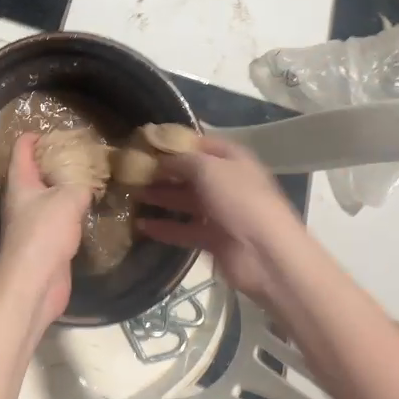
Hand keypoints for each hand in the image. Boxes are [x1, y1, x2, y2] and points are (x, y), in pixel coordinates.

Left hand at [0, 133, 90, 332]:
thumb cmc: (43, 235)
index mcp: (19, 182)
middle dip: (57, 159)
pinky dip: (71, 209)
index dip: (37, 135)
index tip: (61, 132)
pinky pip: (57, 216)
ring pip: (48, 194)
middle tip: (84, 154)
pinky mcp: (44, 241)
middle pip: (36, 169)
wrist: (32, 286)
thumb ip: (80, 185)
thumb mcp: (66, 201)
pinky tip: (88, 208)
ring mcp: (31, 221)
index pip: (22, 147)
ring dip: (66, 185)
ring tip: (90, 177)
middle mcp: (22, 198)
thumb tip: (89, 181)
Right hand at [136, 136, 301, 304]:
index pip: (199, 144)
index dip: (174, 143)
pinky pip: (184, 230)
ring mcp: (220, 213)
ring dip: (159, 197)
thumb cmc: (239, 200)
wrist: (267, 255)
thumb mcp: (207, 168)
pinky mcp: (213, 240)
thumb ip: (181, 160)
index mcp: (231, 159)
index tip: (145, 144)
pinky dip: (164, 228)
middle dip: (162, 171)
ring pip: (184, 201)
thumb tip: (159, 160)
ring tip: (131, 194)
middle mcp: (226, 183)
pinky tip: (140, 226)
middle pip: (189, 173)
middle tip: (131, 170)